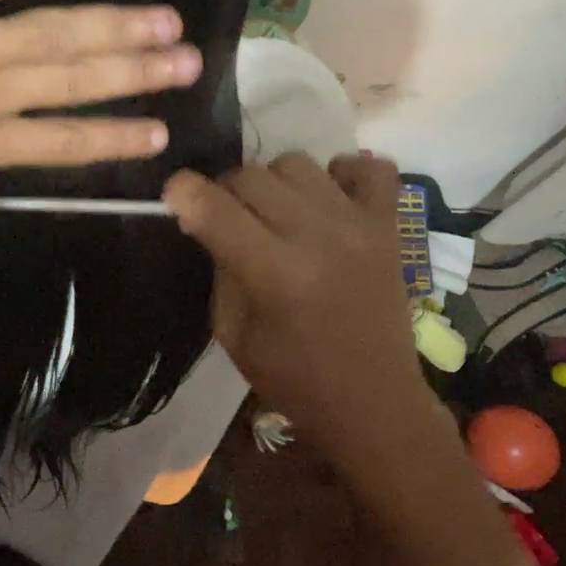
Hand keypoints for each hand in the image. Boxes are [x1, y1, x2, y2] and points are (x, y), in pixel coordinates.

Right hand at [163, 152, 425, 442]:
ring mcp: (361, 225)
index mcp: (276, 274)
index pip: (214, 207)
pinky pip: (370, 166)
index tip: (174, 198)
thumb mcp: (233, 332)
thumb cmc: (294, 378)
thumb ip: (219, 268)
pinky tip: (328, 200)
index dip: (183, 193)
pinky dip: (342, 173)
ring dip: (274, 182)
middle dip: (224, 191)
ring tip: (276, 214)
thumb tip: (204, 217)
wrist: (374, 403)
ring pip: (297, 162)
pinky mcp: (391, 225)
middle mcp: (319, 237)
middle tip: (225, 219)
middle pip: (251, 175)